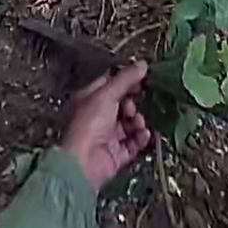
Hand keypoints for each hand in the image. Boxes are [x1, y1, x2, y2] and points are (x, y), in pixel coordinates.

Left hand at [59, 62, 153, 189]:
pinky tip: (144, 134)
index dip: (126, 80)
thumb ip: (126, 79)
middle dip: (132, 103)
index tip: (141, 78)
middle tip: (133, 107)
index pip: (110, 84)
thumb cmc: (89, 123)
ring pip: (129, 123)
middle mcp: (98, 116)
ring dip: (137, 121)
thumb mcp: (107, 94)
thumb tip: (143, 64)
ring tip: (137, 122)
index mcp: (90, 99)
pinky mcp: (116, 154)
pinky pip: (133, 143)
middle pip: (122, 104)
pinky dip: (140, 138)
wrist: (83, 163)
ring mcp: (107, 136)